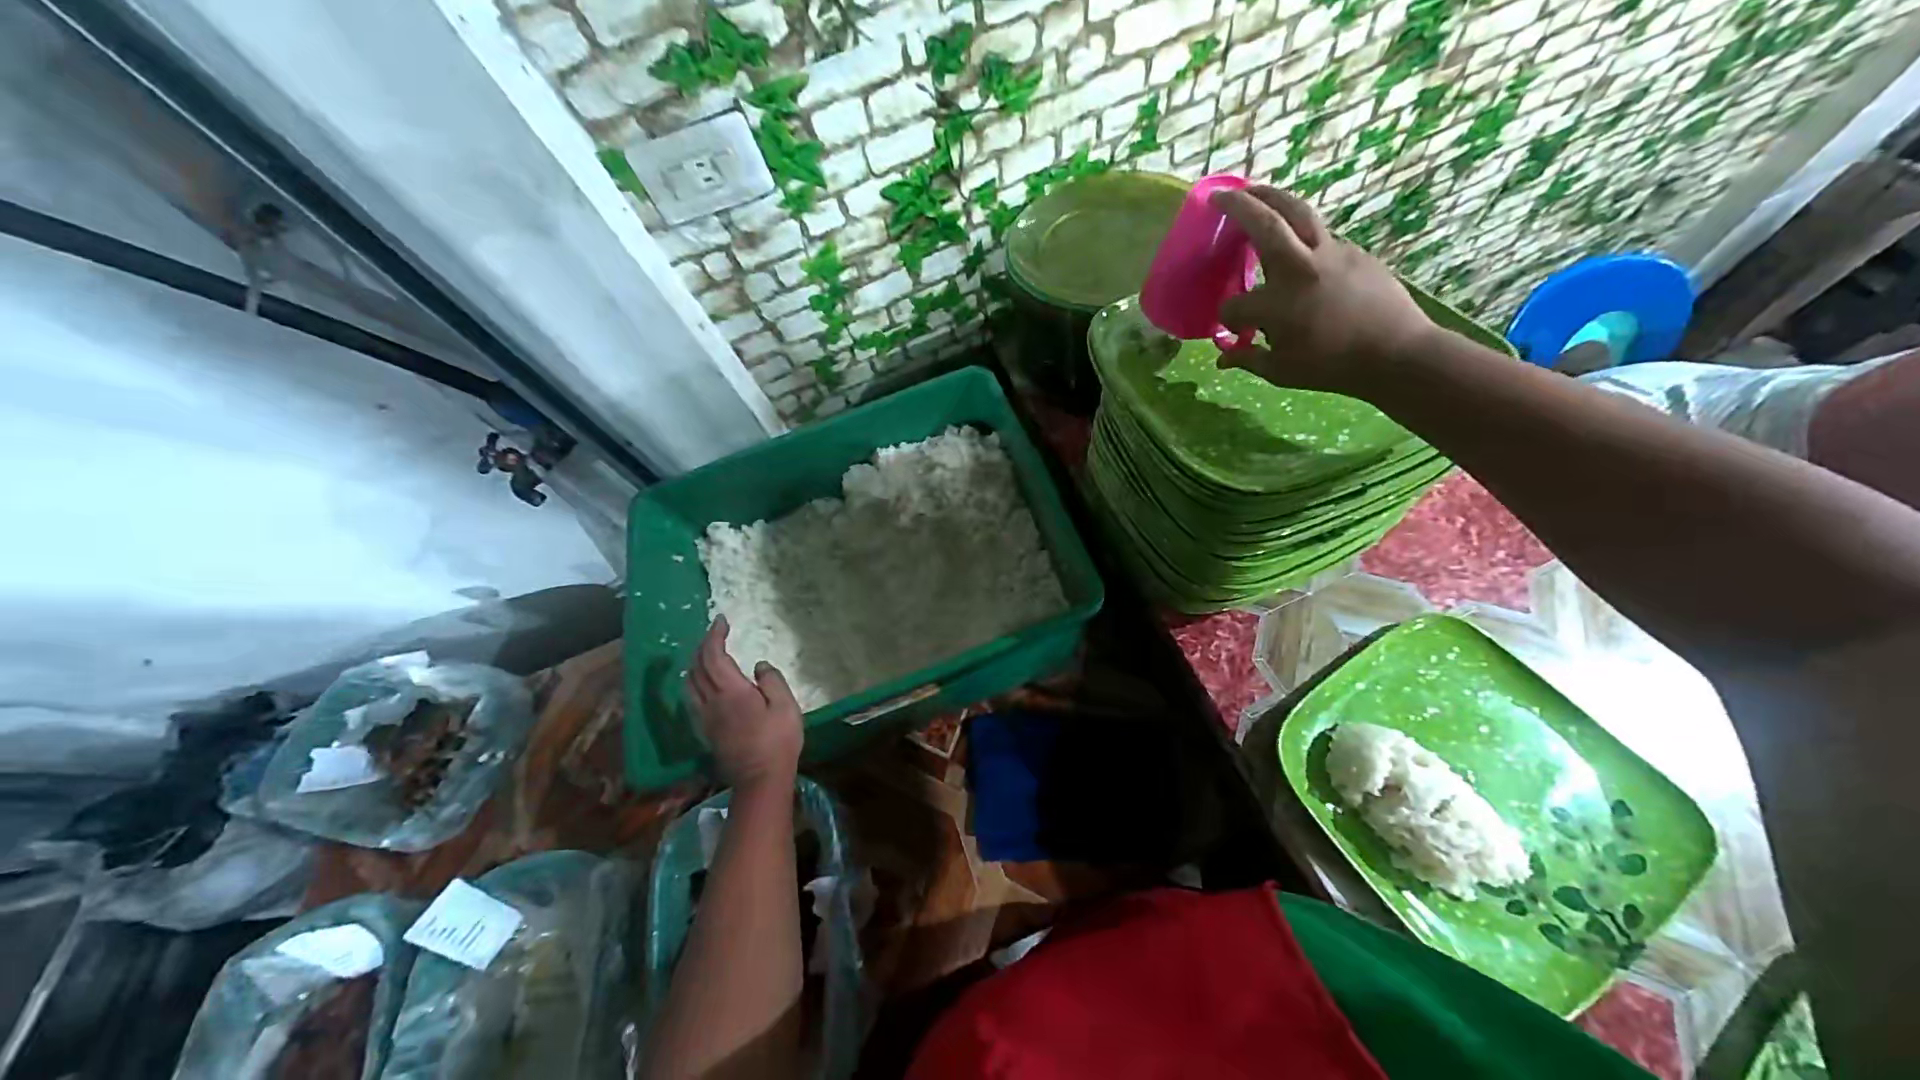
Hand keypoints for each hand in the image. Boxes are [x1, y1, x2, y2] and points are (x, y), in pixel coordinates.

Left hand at [686, 616, 802, 792]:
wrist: (760, 779)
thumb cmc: (778, 741)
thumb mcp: (786, 706)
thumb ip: (772, 680)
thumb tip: (758, 666)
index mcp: (731, 691)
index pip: (713, 656)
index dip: (714, 635)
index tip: (721, 621)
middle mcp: (711, 701)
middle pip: (697, 667)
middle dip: (703, 646)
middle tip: (716, 634)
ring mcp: (705, 717)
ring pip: (689, 683)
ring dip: (696, 663)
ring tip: (709, 655)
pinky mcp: (705, 730)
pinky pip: (692, 698)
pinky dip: (695, 681)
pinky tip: (706, 683)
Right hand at [1212, 186, 1438, 395]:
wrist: (1396, 352)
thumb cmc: (1332, 367)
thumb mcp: (1281, 371)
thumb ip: (1248, 359)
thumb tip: (1223, 359)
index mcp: (1275, 305)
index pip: (1234, 306)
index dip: (1228, 318)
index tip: (1234, 329)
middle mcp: (1299, 269)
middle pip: (1263, 223)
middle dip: (1238, 206)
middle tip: (1221, 196)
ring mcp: (1329, 254)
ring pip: (1296, 211)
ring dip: (1271, 196)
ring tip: (1254, 191)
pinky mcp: (1352, 251)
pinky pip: (1320, 233)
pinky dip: (1300, 229)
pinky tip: (1295, 238)